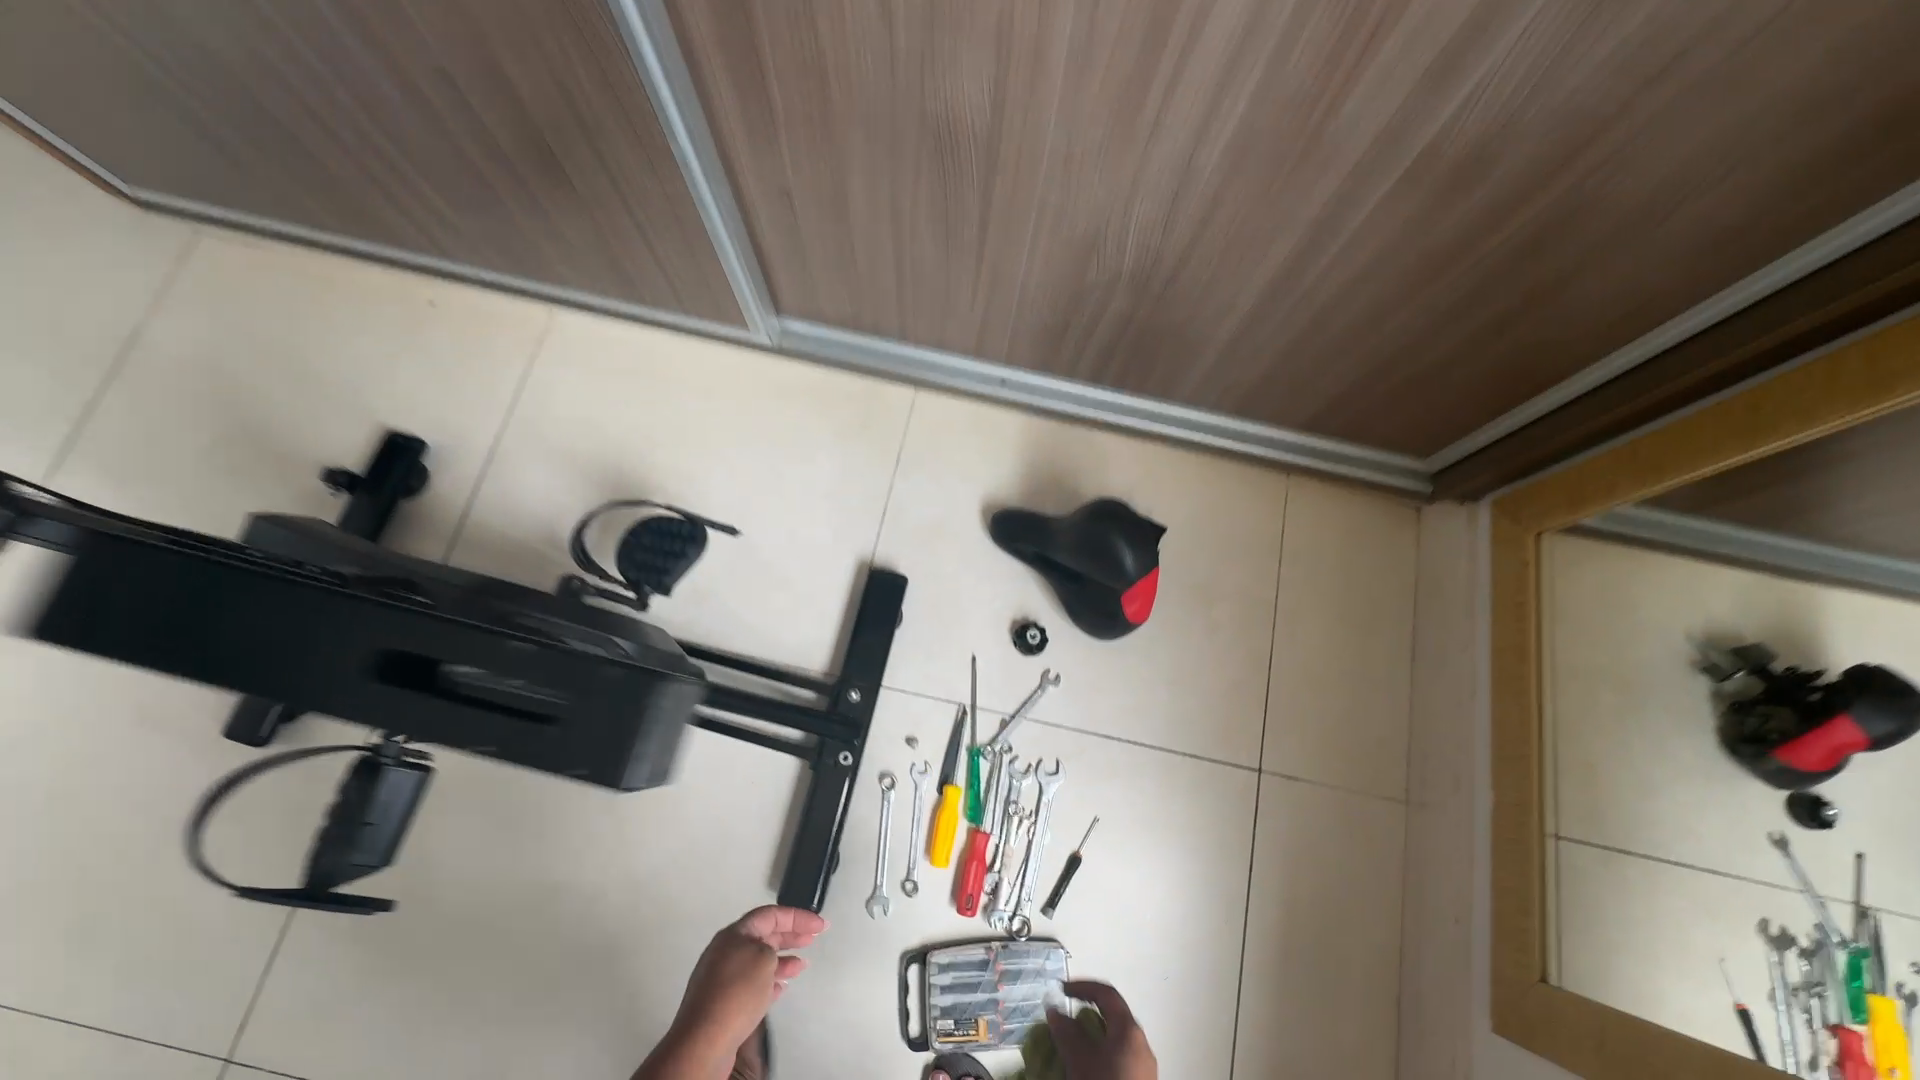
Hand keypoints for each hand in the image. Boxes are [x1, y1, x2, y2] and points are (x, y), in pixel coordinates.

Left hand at [636, 906, 826, 1079]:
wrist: (705, 1039)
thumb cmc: (737, 991)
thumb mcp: (763, 958)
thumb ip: (772, 948)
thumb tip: (768, 958)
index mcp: (734, 934)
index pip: (770, 915)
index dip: (798, 917)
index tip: (820, 925)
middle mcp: (726, 951)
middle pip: (764, 936)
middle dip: (790, 935)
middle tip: (813, 938)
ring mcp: (723, 977)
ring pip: (759, 961)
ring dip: (782, 960)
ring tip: (802, 965)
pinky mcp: (723, 1001)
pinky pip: (752, 984)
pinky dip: (770, 982)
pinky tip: (782, 987)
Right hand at [1044, 981, 1156, 1079]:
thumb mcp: (1080, 1060)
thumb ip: (1066, 1032)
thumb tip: (1055, 1011)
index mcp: (1129, 1029)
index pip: (1107, 993)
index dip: (1082, 986)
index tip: (1061, 990)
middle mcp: (1141, 1042)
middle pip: (1112, 1016)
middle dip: (1085, 1013)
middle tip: (1064, 1019)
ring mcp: (1144, 1065)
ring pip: (1114, 1039)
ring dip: (1091, 1036)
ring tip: (1070, 1047)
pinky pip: (1118, 1057)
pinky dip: (1100, 1054)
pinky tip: (1086, 1068)